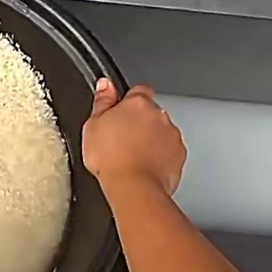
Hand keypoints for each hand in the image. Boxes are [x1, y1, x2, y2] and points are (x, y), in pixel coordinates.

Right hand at [82, 78, 185, 194]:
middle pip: (149, 113)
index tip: (116, 114)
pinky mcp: (178, 157)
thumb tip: (105, 84)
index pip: (137, 91)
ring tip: (128, 156)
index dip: (126, 102)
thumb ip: (102, 101)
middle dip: (137, 123)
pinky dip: (157, 157)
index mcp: (138, 104)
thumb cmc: (112, 158)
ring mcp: (171, 136)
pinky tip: (140, 167)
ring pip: (160, 132)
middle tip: (118, 140)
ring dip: (148, 140)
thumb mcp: (92, 125)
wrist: (133, 186)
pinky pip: (168, 152)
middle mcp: (159, 116)